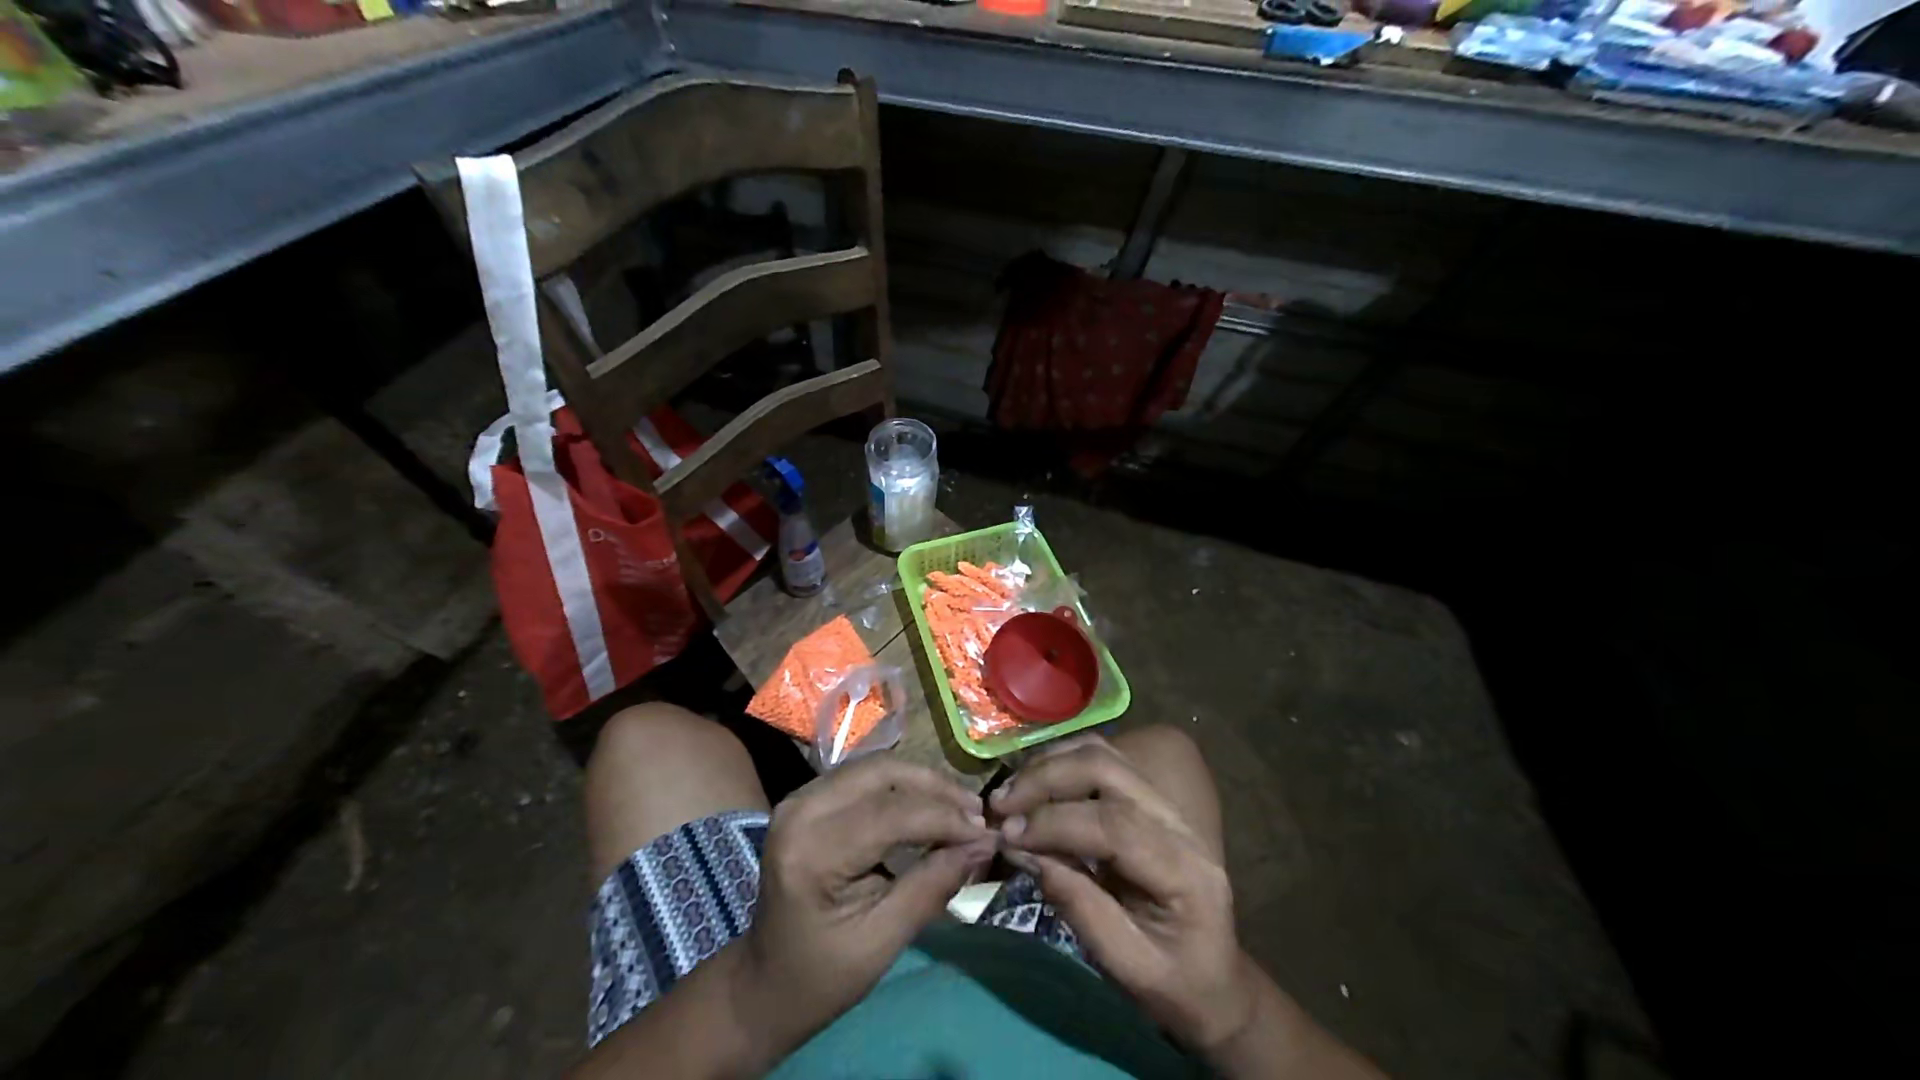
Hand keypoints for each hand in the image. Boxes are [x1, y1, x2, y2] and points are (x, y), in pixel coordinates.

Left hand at [737, 756, 995, 1060]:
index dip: (946, 818)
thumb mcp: (882, 942)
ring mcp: (799, 798)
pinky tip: (927, 805)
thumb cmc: (821, 976)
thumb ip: (932, 886)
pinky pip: (862, 776)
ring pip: (875, 766)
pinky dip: (900, 786)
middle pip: (883, 773)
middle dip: (936, 788)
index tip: (988, 832)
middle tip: (976, 814)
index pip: (892, 814)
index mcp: (812, 852)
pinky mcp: (806, 798)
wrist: (762, 982)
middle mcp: (800, 810)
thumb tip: (984, 844)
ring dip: (921, 782)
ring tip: (959, 808)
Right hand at [992, 735, 1252, 1053]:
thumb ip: (1078, 905)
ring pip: (1104, 754)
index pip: (1113, 823)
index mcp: (1184, 870)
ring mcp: (1165, 805)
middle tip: (1000, 804)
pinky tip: (1035, 784)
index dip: (1054, 822)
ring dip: (1051, 763)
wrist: (1216, 985)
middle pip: (1107, 768)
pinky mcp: (1148, 800)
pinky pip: (1103, 762)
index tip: (1007, 835)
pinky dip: (1062, 763)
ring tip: (1011, 791)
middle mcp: (1178, 823)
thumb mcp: (1126, 966)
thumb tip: (1020, 851)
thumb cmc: (1175, 986)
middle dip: (1046, 778)